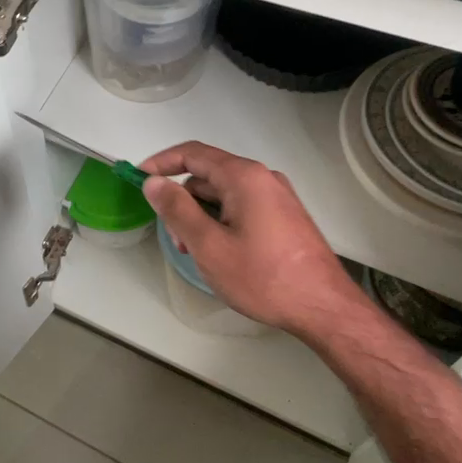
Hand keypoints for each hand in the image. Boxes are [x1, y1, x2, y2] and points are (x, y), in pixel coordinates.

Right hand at [140, 141, 377, 344]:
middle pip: (207, 177)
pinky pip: (242, 209)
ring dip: (202, 218)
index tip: (137, 180)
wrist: (324, 308)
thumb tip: (153, 182)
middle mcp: (263, 179)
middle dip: (183, 203)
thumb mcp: (208, 245)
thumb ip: (177, 209)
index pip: (192, 154)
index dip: (160, 163)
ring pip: (224, 196)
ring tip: (200, 256)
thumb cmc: (263, 277)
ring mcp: (278, 198)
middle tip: (176, 242)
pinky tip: (222, 256)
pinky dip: (222, 224)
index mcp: (244, 177)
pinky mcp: (285, 218)